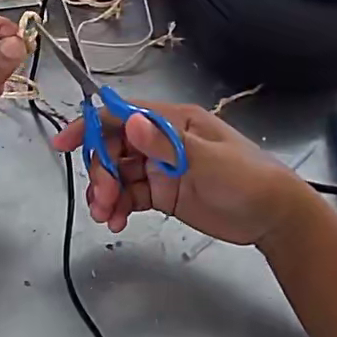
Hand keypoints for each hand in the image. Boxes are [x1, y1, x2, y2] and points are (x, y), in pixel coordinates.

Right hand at [51, 101, 318, 246]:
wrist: (272, 217)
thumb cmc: (246, 178)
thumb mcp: (208, 160)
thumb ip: (166, 144)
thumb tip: (130, 121)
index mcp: (172, 122)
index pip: (123, 115)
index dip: (91, 125)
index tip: (64, 143)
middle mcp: (161, 140)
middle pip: (114, 147)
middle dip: (100, 170)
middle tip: (101, 198)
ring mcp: (161, 167)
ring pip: (118, 174)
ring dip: (105, 192)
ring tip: (106, 215)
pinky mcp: (162, 193)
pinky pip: (130, 195)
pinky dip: (118, 207)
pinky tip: (116, 222)